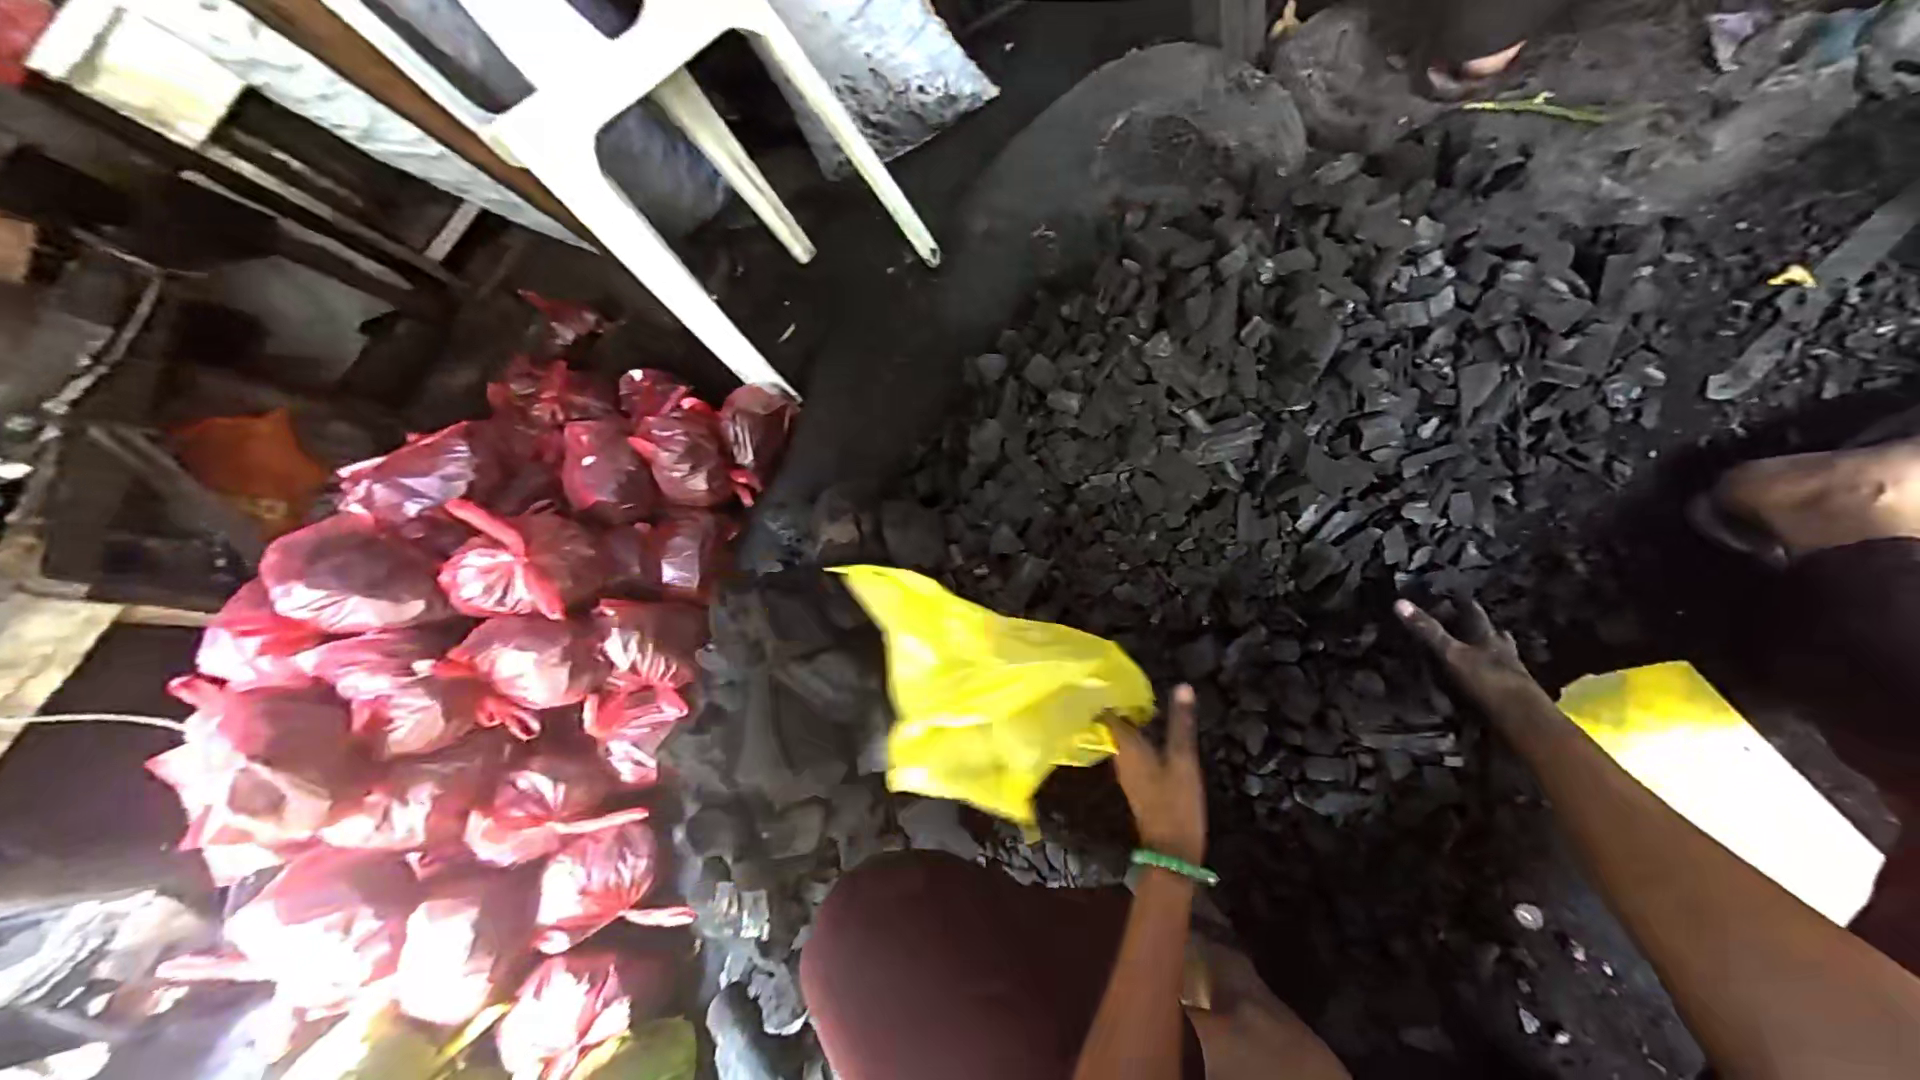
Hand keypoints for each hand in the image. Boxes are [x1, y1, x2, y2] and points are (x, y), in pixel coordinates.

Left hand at [1105, 684, 1205, 864]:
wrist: (1171, 848)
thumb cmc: (1175, 800)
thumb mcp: (1183, 758)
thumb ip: (1181, 722)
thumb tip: (1182, 685)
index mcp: (1125, 746)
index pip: (1107, 713)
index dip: (1107, 693)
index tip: (1112, 675)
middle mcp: (1118, 755)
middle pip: (1111, 724)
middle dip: (1117, 704)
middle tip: (1128, 681)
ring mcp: (1125, 769)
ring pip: (1120, 737)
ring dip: (1127, 720)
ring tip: (1140, 699)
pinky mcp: (1134, 780)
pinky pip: (1128, 749)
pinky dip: (1134, 736)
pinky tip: (1147, 728)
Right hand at [1395, 596, 1549, 716]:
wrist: (1523, 724)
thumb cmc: (1487, 683)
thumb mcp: (1450, 655)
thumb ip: (1427, 631)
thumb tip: (1398, 602)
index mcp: (1488, 639)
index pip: (1474, 614)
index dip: (1463, 603)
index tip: (1454, 595)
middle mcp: (1501, 653)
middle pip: (1492, 634)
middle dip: (1481, 629)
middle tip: (1466, 623)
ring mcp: (1509, 675)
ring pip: (1499, 656)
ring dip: (1488, 652)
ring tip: (1475, 650)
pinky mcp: (1508, 696)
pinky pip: (1495, 680)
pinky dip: (1486, 677)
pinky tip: (1479, 680)